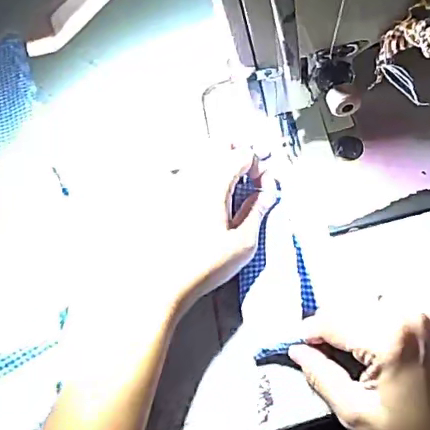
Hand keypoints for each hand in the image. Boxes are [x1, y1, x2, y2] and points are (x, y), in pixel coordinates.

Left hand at [72, 150, 270, 351]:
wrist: (162, 284)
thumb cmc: (202, 267)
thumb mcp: (243, 243)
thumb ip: (257, 211)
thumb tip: (267, 193)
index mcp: (214, 184)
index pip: (242, 154)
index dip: (258, 164)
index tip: (263, 181)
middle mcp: (192, 177)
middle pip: (219, 145)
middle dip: (239, 152)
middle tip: (250, 170)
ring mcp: (175, 184)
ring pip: (201, 154)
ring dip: (220, 159)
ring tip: (232, 179)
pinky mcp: (163, 195)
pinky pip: (183, 169)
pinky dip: (201, 171)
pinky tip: (206, 191)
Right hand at [288, 309, 429, 429]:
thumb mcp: (357, 416)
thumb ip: (321, 376)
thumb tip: (297, 350)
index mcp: (387, 336)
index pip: (329, 321)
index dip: (308, 336)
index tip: (297, 353)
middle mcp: (402, 312)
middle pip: (344, 307)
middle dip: (326, 330)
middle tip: (317, 360)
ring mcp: (416, 310)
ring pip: (359, 304)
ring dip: (345, 325)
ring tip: (342, 357)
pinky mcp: (423, 315)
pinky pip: (379, 307)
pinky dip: (364, 323)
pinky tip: (364, 350)